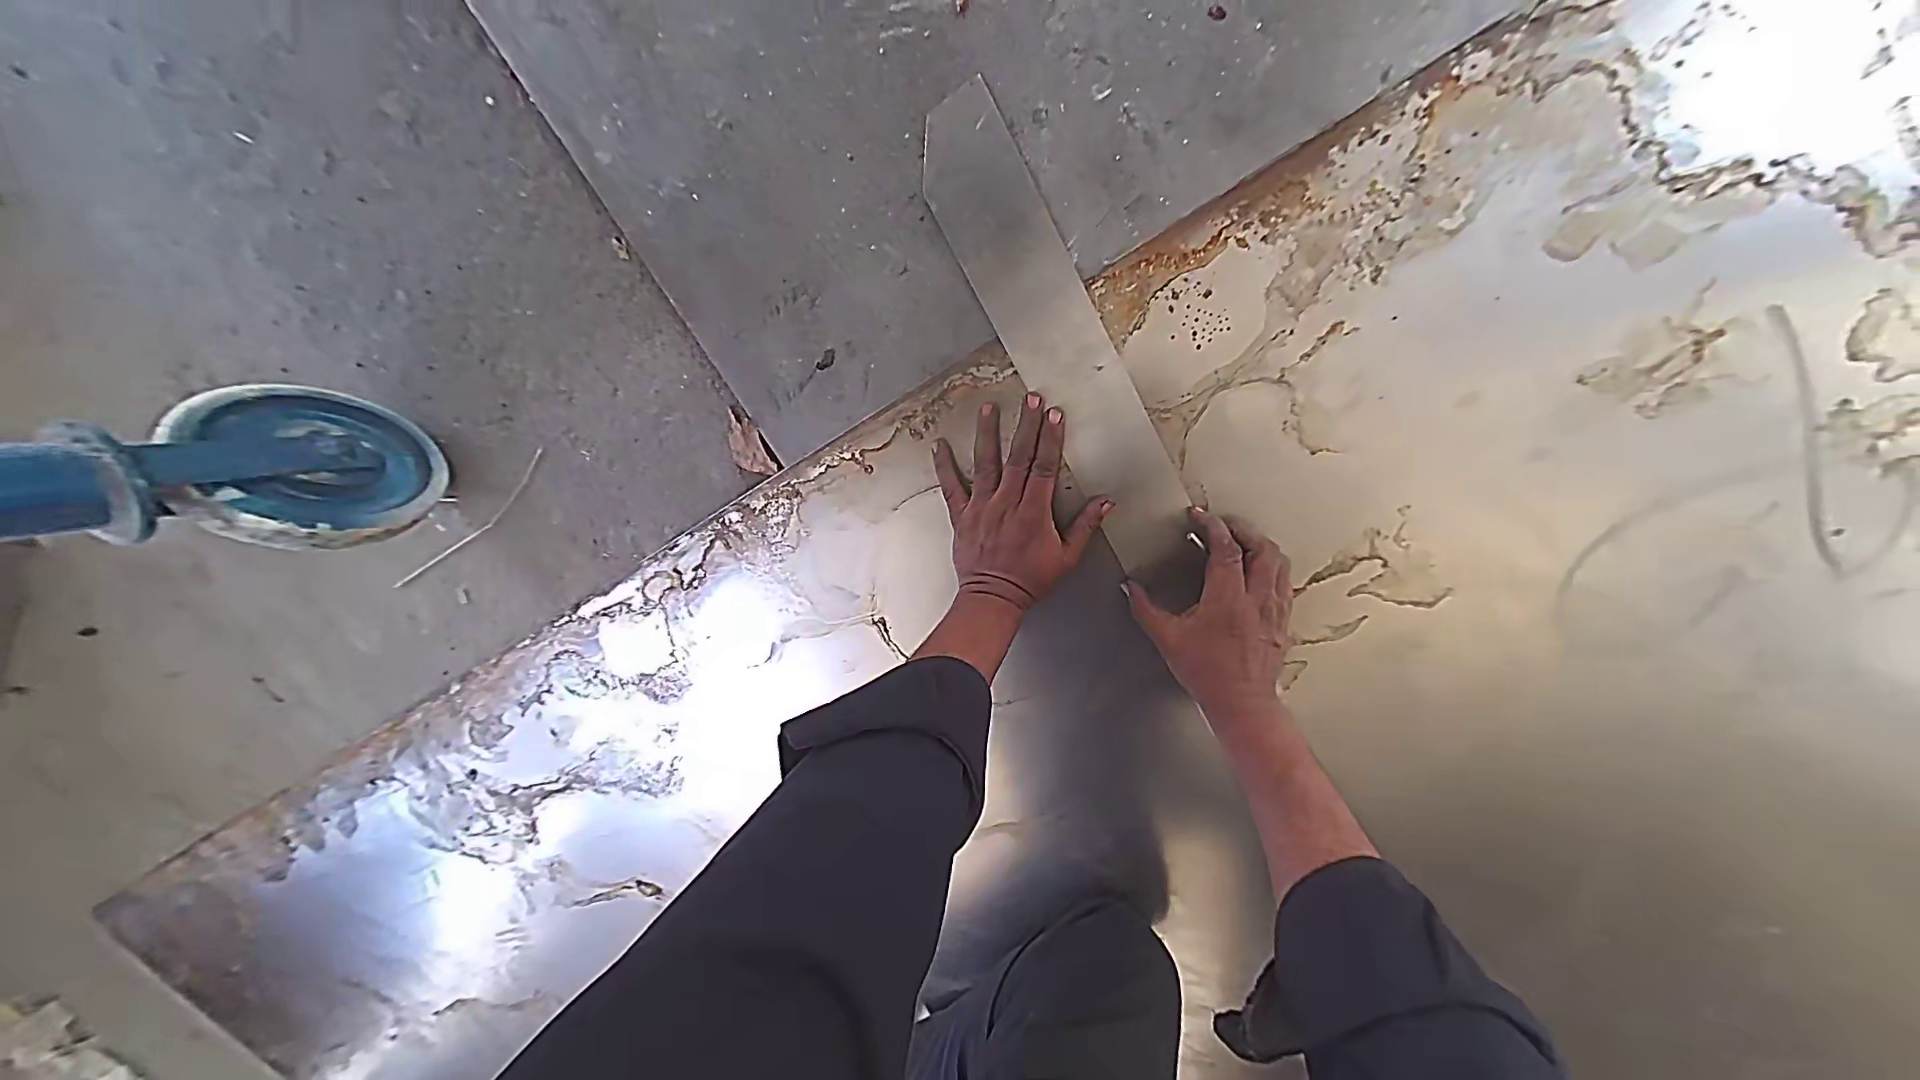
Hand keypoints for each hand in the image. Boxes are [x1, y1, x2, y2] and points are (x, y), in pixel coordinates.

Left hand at [933, 393, 1113, 613]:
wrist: (993, 599)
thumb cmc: (1031, 581)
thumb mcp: (1067, 558)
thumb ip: (1086, 526)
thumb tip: (1106, 501)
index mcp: (1034, 513)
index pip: (1045, 468)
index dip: (1051, 439)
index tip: (1055, 415)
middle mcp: (1007, 504)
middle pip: (1018, 458)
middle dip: (1026, 426)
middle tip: (1030, 398)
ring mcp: (981, 508)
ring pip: (985, 464)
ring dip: (988, 434)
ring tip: (988, 408)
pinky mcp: (962, 516)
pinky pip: (951, 487)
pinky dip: (944, 466)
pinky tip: (940, 445)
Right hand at [1127, 509, 1291, 724]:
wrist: (1241, 703)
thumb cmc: (1207, 673)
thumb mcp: (1168, 639)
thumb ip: (1146, 609)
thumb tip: (1131, 588)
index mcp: (1227, 599)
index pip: (1225, 549)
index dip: (1212, 526)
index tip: (1199, 517)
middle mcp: (1256, 600)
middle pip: (1261, 548)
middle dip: (1241, 530)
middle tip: (1222, 526)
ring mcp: (1274, 610)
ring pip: (1279, 563)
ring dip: (1260, 546)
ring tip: (1242, 543)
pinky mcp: (1282, 622)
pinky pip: (1285, 583)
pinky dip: (1272, 568)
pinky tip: (1258, 572)